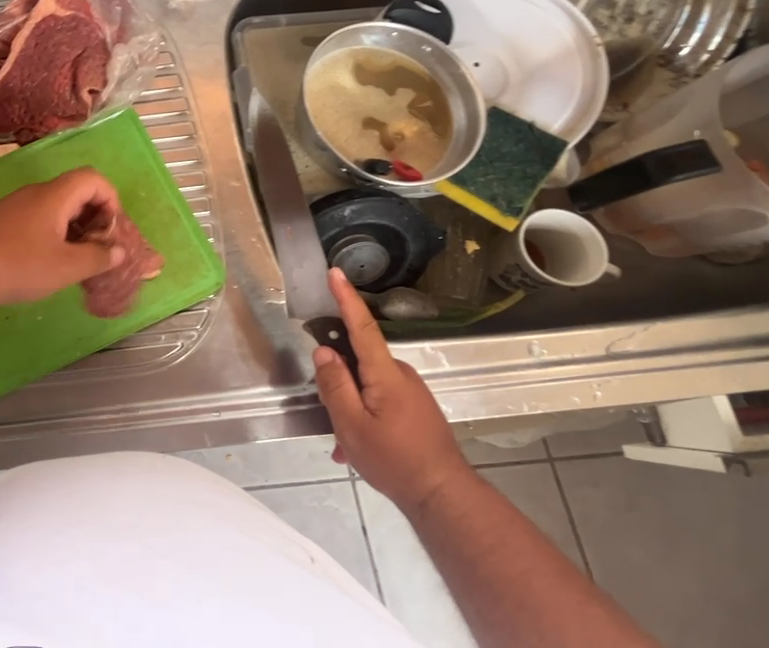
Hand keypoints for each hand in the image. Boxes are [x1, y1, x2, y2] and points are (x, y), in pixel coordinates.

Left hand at [0, 168, 126, 311]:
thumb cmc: (17, 266)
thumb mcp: (65, 268)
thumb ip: (97, 258)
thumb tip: (118, 250)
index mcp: (54, 196)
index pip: (92, 178)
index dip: (111, 199)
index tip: (110, 231)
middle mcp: (34, 193)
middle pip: (74, 191)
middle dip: (93, 218)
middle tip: (96, 250)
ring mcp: (13, 206)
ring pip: (54, 207)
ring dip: (72, 229)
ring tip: (73, 260)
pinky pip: (35, 218)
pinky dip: (51, 233)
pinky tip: (44, 262)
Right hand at [313, 268, 474, 519]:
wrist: (444, 496)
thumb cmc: (395, 460)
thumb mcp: (351, 426)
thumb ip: (335, 386)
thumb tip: (324, 353)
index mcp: (385, 374)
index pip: (362, 328)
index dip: (347, 299)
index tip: (335, 272)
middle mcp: (401, 376)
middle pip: (359, 361)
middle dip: (338, 379)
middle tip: (326, 410)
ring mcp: (412, 393)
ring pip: (368, 386)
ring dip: (351, 407)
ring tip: (343, 444)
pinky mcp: (416, 410)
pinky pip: (380, 402)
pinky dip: (364, 418)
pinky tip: (356, 450)